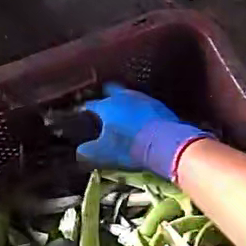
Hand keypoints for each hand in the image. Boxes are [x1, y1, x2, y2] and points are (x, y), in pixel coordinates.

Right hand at [77, 83, 209, 179]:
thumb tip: (81, 152)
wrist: (164, 144)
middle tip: (106, 108)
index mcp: (106, 106)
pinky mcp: (160, 105)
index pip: (90, 105)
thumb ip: (87, 152)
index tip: (84, 116)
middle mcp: (124, 97)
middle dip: (107, 97)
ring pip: (130, 96)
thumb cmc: (129, 146)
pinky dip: (142, 110)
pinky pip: (146, 104)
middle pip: (111, 91)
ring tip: (125, 113)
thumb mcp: (102, 154)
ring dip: (126, 103)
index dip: (85, 111)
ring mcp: (144, 98)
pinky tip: (143, 119)